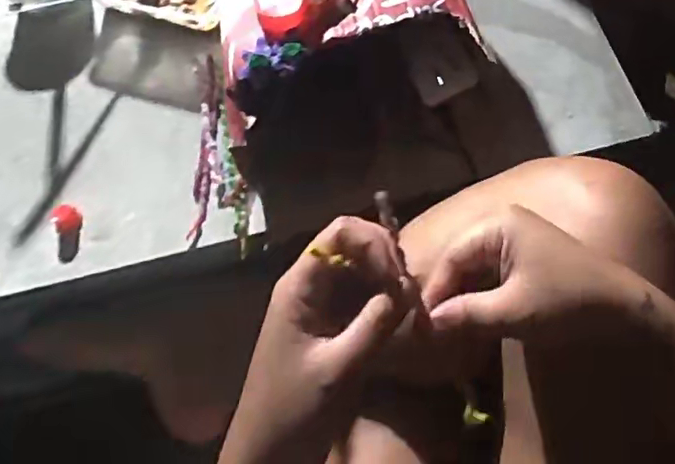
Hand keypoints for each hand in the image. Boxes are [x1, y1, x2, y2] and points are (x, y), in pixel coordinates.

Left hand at [220, 217, 410, 463]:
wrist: (265, 458)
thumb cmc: (292, 414)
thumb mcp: (337, 371)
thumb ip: (372, 327)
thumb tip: (407, 289)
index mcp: (299, 285)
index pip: (340, 233)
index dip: (374, 242)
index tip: (398, 274)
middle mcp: (309, 283)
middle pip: (353, 243)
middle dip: (385, 257)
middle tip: (409, 288)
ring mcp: (320, 301)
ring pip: (360, 267)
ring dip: (387, 276)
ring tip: (409, 302)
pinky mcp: (331, 321)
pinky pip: (361, 292)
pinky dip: (383, 296)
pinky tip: (401, 313)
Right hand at [419, 206, 640, 345]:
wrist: (619, 305)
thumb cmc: (566, 302)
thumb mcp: (514, 312)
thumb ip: (468, 314)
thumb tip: (427, 324)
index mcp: (499, 223)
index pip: (453, 255)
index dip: (436, 291)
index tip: (421, 327)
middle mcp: (502, 222)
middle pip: (461, 258)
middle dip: (446, 293)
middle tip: (429, 331)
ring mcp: (514, 236)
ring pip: (474, 266)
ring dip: (460, 296)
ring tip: (444, 329)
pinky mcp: (523, 254)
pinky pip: (489, 272)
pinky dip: (477, 295)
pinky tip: (469, 319)